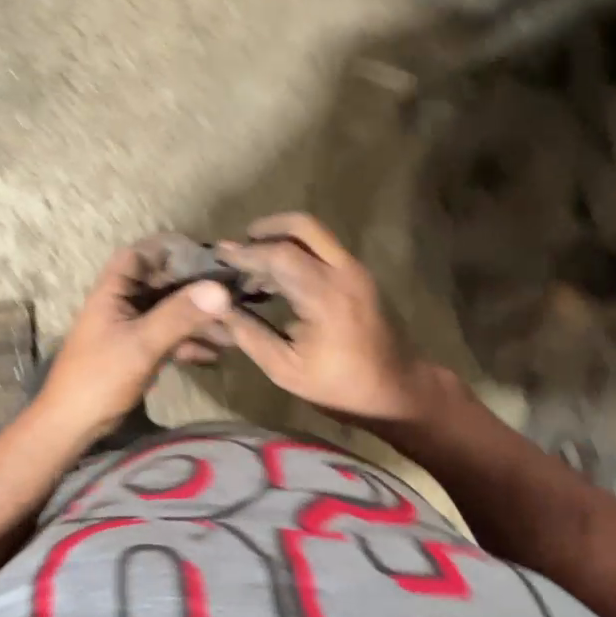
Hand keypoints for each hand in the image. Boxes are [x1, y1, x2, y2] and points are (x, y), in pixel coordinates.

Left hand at [36, 242, 234, 430]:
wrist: (71, 424)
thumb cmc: (99, 377)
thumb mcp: (141, 344)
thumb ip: (179, 315)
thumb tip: (221, 289)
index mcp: (113, 290)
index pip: (142, 254)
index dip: (173, 249)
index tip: (211, 257)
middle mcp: (122, 302)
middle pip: (162, 282)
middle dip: (197, 288)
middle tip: (236, 295)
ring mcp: (130, 327)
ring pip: (169, 311)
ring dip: (198, 319)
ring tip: (234, 331)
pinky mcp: (138, 351)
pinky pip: (168, 336)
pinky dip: (190, 342)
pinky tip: (216, 355)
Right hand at [215, 212, 430, 421]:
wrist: (397, 390)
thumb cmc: (339, 385)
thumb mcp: (285, 369)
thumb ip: (248, 334)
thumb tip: (217, 307)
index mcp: (326, 297)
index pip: (279, 255)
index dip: (245, 253)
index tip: (217, 256)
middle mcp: (344, 273)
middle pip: (302, 226)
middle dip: (266, 229)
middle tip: (240, 249)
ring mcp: (355, 270)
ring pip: (313, 234)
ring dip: (279, 241)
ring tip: (253, 270)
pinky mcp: (358, 275)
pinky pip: (322, 248)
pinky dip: (295, 251)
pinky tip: (275, 279)